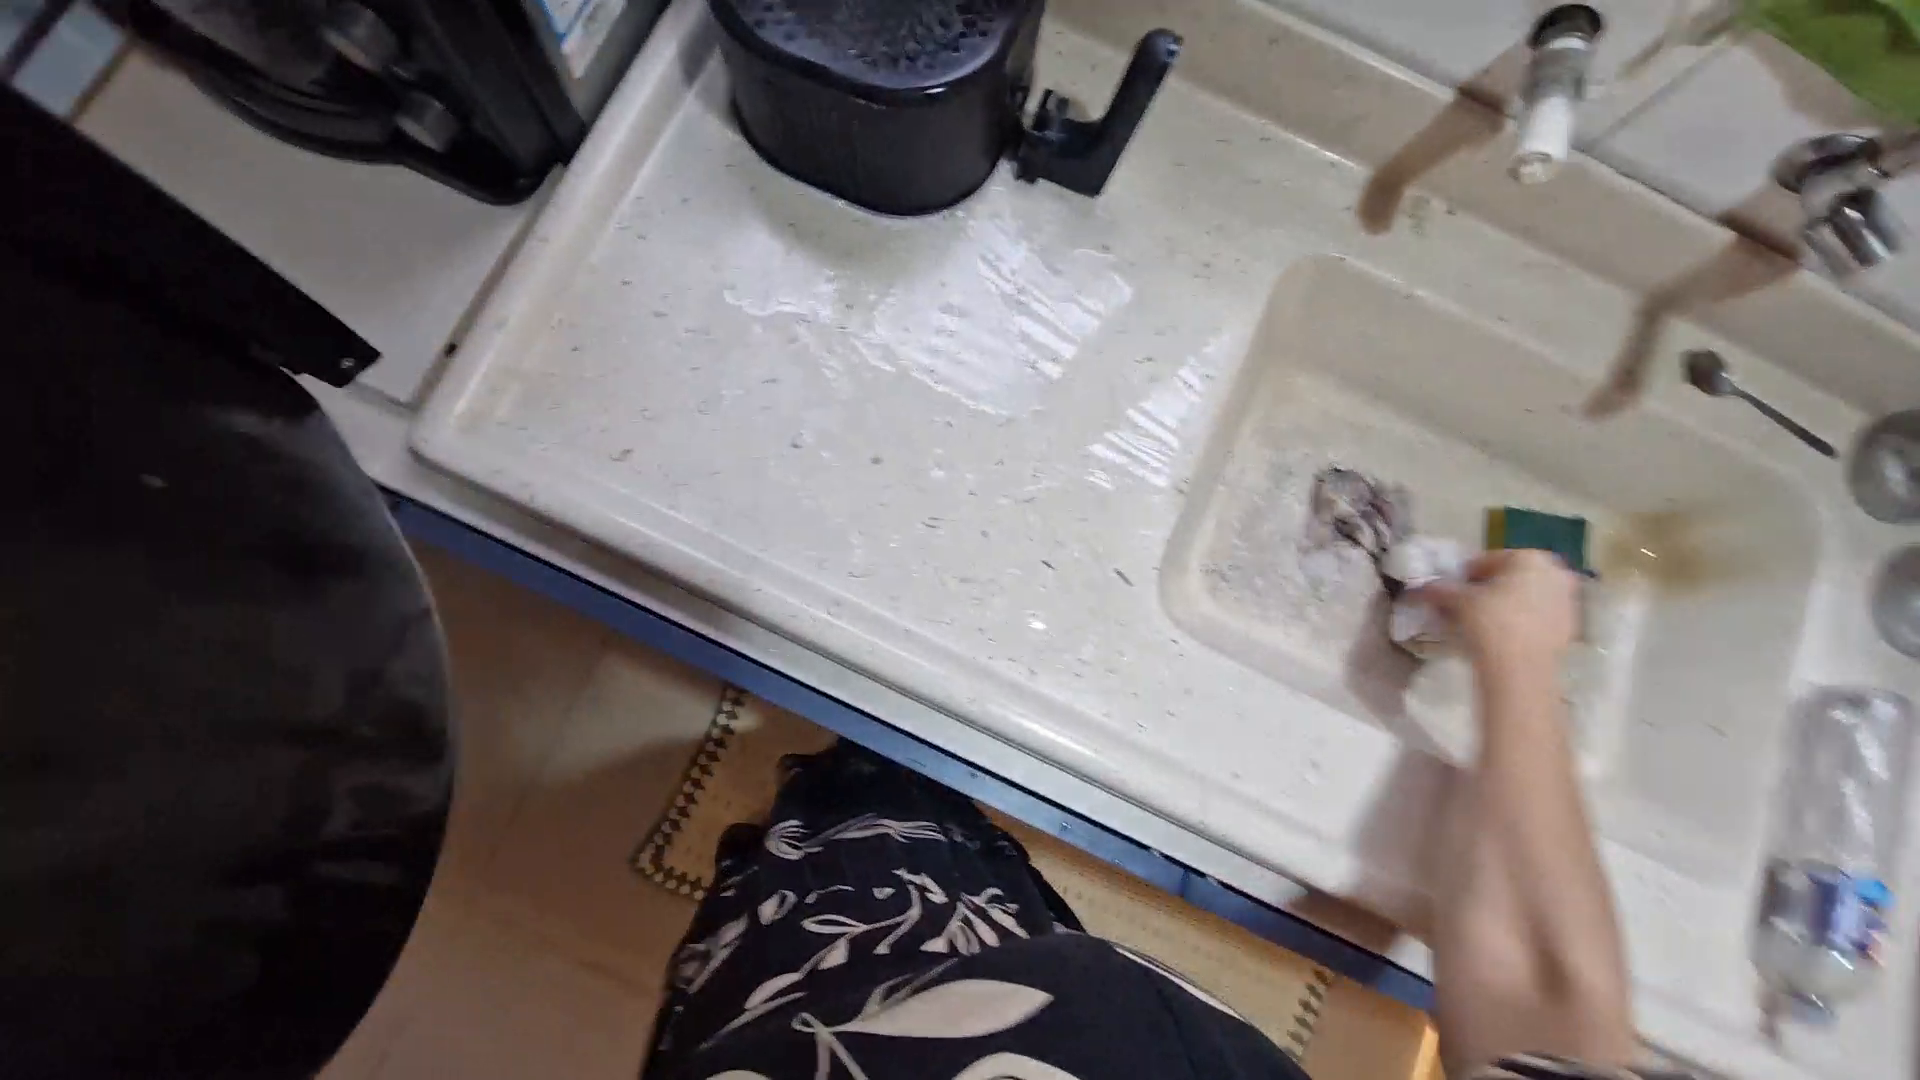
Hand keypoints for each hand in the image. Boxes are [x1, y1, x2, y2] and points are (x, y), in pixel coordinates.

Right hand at [1419, 549, 1579, 668]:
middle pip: (1509, 577)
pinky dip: (1518, 621)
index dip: (1463, 576)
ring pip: (1524, 596)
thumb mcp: (1456, 601)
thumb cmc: (1490, 623)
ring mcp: (1567, 599)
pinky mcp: (1571, 625)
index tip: (1450, 592)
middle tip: (1463, 606)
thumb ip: (1438, 589)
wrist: (1521, 668)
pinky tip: (1500, 636)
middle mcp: (1554, 572)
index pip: (1485, 561)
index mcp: (1529, 558)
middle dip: (1486, 589)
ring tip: (1479, 624)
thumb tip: (1421, 588)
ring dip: (1502, 605)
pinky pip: (1537, 615)